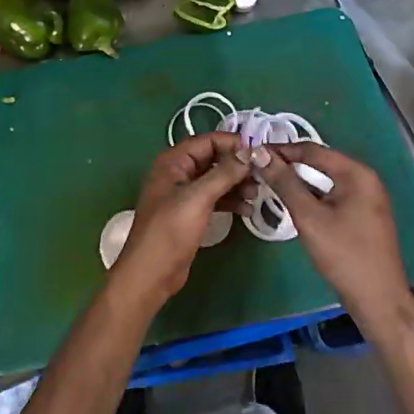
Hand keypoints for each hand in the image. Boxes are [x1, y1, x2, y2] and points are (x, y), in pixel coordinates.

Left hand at [111, 132, 254, 306]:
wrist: (151, 273)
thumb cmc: (170, 230)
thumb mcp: (198, 198)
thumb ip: (224, 173)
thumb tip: (249, 151)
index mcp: (173, 161)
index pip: (208, 141)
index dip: (233, 143)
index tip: (259, 153)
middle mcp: (178, 172)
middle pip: (213, 158)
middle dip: (237, 165)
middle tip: (262, 175)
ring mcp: (184, 193)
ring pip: (216, 179)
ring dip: (236, 184)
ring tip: (256, 194)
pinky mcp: (191, 212)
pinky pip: (214, 198)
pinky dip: (230, 200)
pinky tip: (247, 209)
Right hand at [255, 143, 413, 328]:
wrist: (378, 300)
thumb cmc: (344, 255)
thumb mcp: (309, 217)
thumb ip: (285, 183)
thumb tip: (261, 154)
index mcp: (357, 173)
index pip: (312, 150)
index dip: (281, 150)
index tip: (253, 155)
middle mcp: (365, 179)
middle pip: (320, 163)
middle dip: (289, 165)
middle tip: (258, 170)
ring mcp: (366, 198)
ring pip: (325, 181)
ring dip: (299, 181)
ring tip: (269, 183)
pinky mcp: (362, 215)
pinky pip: (332, 195)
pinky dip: (312, 196)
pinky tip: (293, 202)